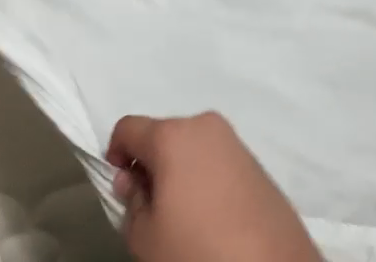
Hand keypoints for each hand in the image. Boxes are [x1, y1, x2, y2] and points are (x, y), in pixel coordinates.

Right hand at [107, 112, 322, 261]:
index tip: (121, 189)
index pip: (128, 128)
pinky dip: (206, 180)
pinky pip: (218, 163)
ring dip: (179, 173)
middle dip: (151, 165)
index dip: (115, 155)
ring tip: (182, 216)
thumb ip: (131, 203)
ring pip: (192, 149)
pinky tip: (210, 217)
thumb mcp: (146, 238)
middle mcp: (206, 126)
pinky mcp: (259, 166)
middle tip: (150, 208)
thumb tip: (135, 182)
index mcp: (174, 135)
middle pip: (163, 136)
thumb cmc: (198, 251)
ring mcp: (237, 144)